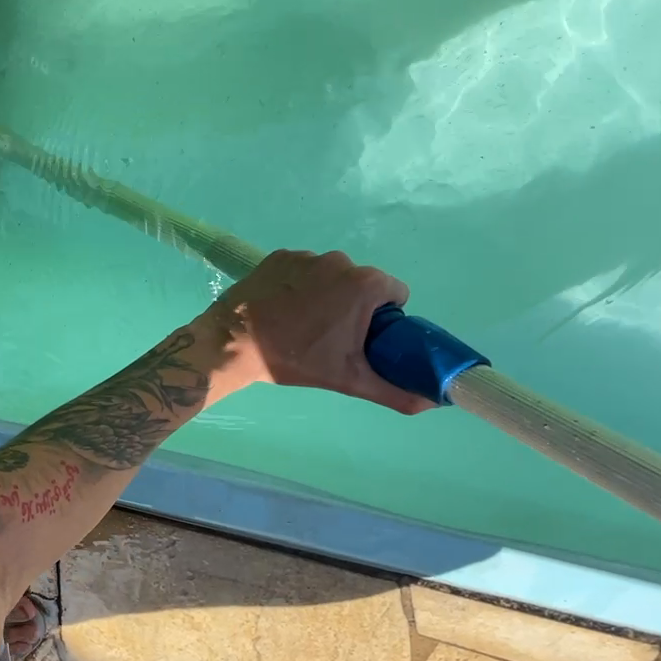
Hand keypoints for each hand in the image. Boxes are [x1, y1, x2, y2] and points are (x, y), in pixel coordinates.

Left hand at [201, 249, 434, 415]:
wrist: (229, 344)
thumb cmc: (292, 358)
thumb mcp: (348, 378)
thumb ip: (394, 391)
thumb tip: (431, 403)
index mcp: (365, 284)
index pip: (394, 295)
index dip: (382, 317)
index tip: (361, 336)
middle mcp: (338, 262)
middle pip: (361, 284)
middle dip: (353, 306)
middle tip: (328, 334)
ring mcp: (304, 256)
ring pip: (329, 275)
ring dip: (324, 293)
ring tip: (300, 321)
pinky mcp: (275, 258)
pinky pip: (300, 270)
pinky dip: (297, 284)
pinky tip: (282, 305)